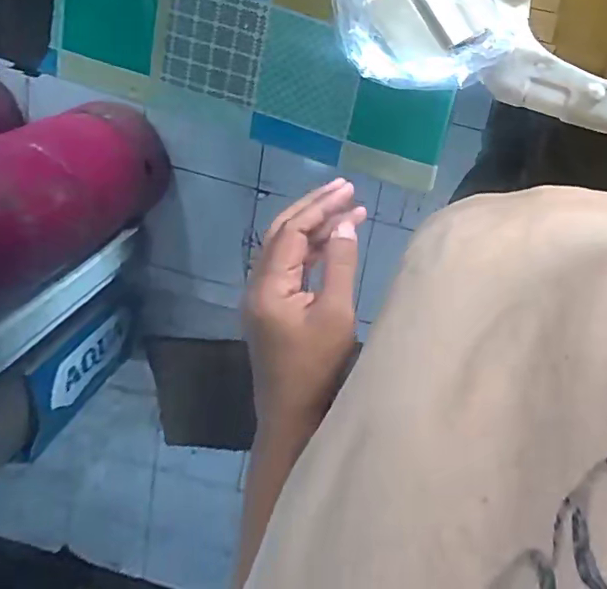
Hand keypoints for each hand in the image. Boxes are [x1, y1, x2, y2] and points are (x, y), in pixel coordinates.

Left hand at [244, 179, 365, 435]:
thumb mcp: (336, 314)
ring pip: (286, 246)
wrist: (292, 418)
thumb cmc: (316, 369)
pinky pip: (290, 264)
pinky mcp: (272, 306)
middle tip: (345, 188)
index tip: (349, 190)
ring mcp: (262, 296)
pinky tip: (334, 239)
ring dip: (315, 225)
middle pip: (283, 231)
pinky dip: (312, 247)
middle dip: (314, 206)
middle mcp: (257, 285)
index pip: (292, 231)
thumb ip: (339, 264)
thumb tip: (345, 223)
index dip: (321, 207)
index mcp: (268, 285)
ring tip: (347, 208)